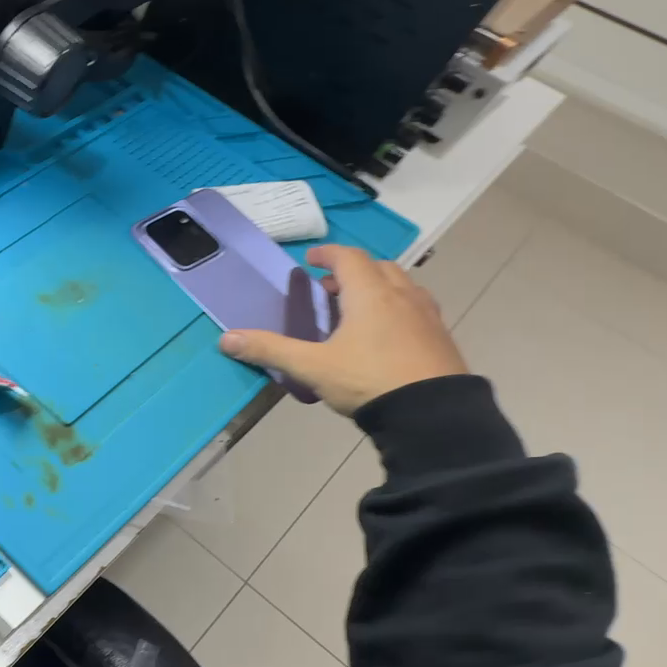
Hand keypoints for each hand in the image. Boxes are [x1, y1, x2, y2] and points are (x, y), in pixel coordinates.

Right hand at [219, 244, 467, 414]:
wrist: (431, 412)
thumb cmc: (367, 380)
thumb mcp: (311, 367)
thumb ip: (270, 350)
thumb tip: (227, 339)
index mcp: (370, 295)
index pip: (349, 258)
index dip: (328, 254)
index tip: (311, 259)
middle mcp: (402, 296)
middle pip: (378, 268)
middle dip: (352, 271)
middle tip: (329, 288)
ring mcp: (426, 315)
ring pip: (401, 286)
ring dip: (376, 287)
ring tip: (355, 308)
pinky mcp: (439, 336)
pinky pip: (415, 308)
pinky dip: (395, 308)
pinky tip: (383, 333)